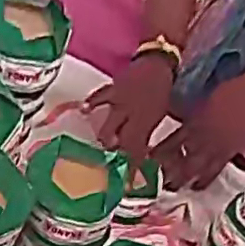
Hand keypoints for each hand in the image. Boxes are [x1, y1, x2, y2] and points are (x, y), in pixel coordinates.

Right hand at [87, 53, 175, 170]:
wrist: (159, 61)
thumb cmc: (161, 91)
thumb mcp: (159, 116)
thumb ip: (146, 135)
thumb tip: (139, 157)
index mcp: (146, 123)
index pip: (136, 152)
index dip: (130, 168)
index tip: (125, 185)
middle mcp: (132, 115)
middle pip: (119, 143)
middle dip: (115, 156)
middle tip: (111, 165)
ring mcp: (121, 102)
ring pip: (108, 127)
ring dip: (105, 139)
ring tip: (104, 147)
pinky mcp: (113, 89)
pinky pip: (100, 97)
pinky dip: (91, 104)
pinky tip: (83, 111)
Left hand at [153, 71, 244, 190]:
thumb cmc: (235, 89)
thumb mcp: (206, 100)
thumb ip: (190, 114)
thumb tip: (175, 119)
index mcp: (193, 123)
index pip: (168, 144)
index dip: (156, 155)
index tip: (146, 164)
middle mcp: (199, 139)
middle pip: (175, 161)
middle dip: (163, 173)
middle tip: (153, 183)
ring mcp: (213, 149)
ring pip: (190, 171)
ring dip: (179, 180)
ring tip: (169, 188)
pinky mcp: (227, 155)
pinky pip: (211, 173)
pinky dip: (202, 181)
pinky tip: (195, 187)